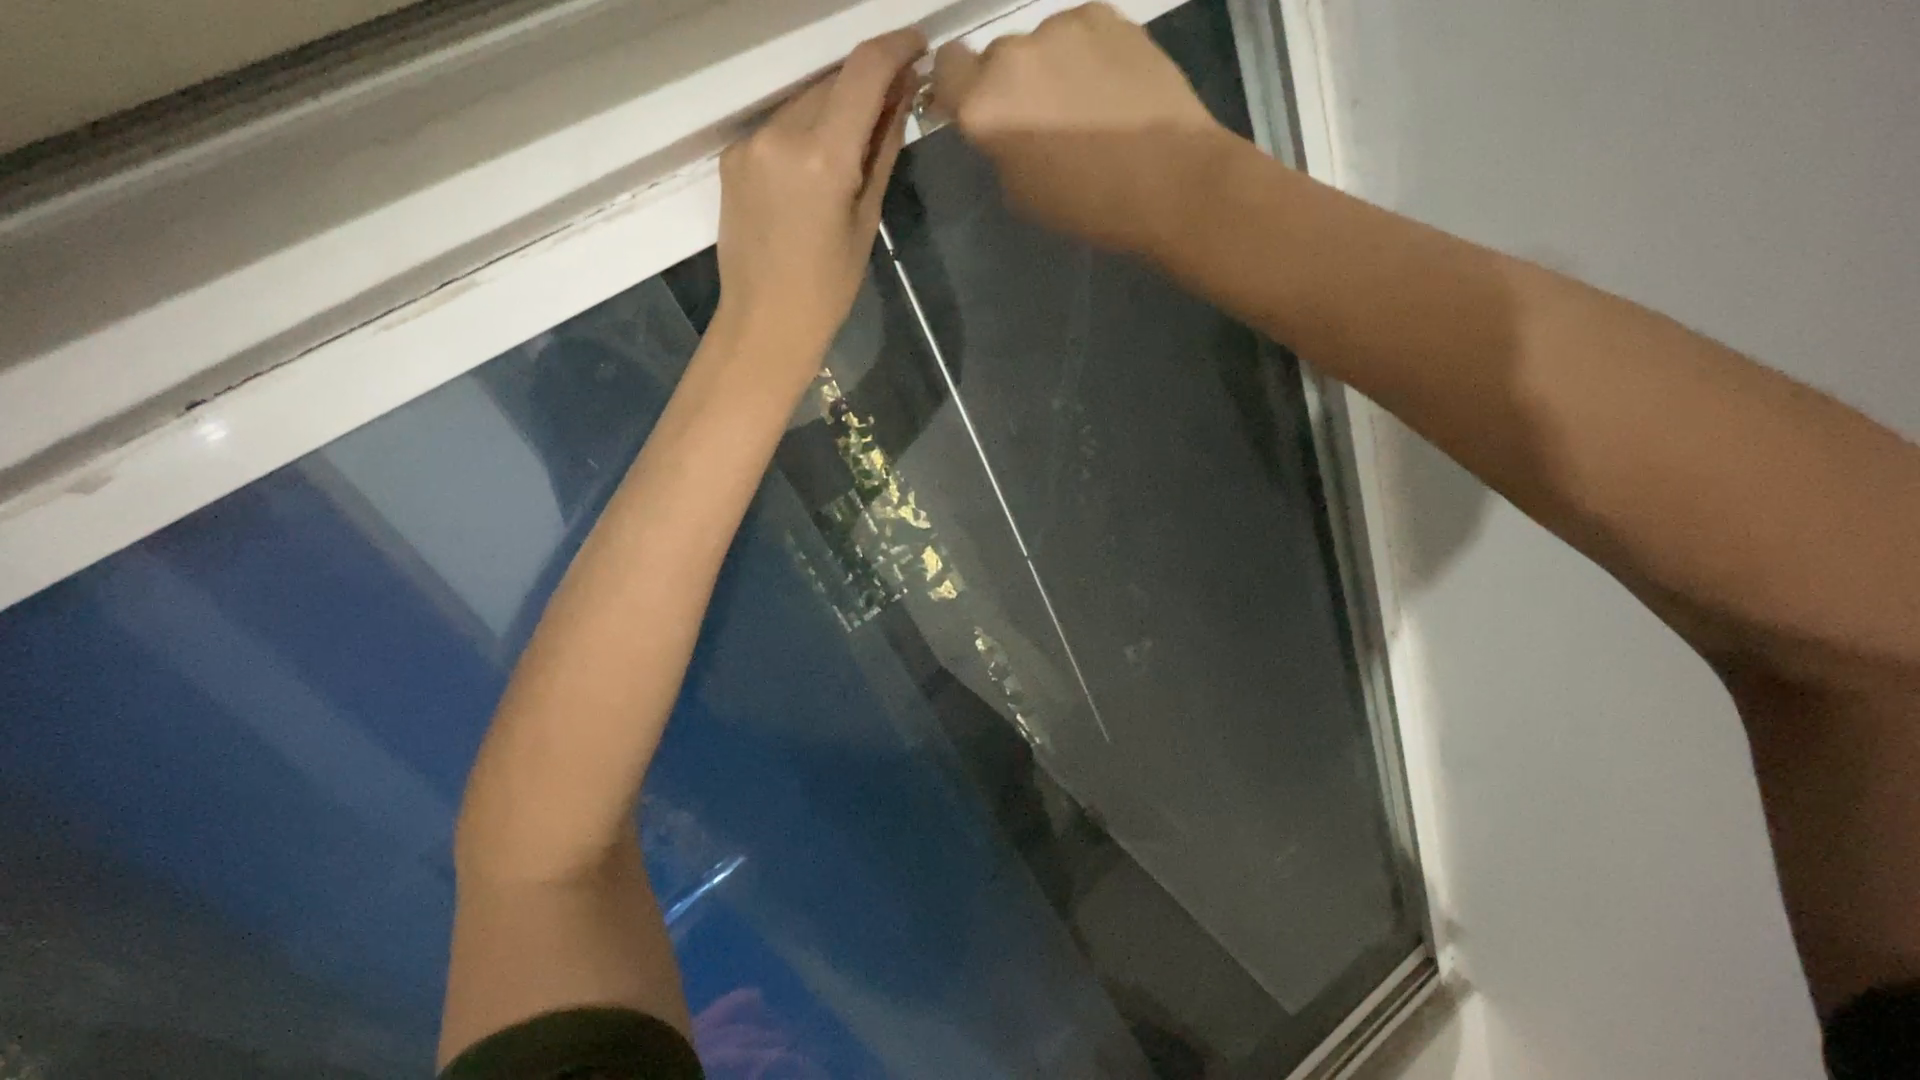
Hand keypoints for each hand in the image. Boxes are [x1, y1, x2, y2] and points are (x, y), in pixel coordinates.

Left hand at [715, 29, 923, 373]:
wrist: (765, 320)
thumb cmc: (829, 285)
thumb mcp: (867, 216)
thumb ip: (882, 146)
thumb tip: (902, 93)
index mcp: (823, 156)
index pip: (863, 70)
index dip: (896, 47)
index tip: (918, 46)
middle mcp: (780, 135)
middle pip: (833, 82)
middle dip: (867, 85)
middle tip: (896, 104)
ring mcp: (751, 143)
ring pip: (805, 101)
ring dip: (835, 108)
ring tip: (856, 144)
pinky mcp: (733, 156)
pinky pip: (780, 125)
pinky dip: (805, 130)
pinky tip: (818, 166)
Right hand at [931, 3, 1228, 253]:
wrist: (1171, 179)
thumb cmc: (1089, 203)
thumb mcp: (1021, 192)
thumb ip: (999, 146)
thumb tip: (1006, 124)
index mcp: (984, 105)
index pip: (946, 68)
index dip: (959, 86)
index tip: (977, 106)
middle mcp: (1013, 56)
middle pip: (995, 57)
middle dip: (1012, 83)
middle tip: (1044, 117)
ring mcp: (1061, 28)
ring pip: (1040, 43)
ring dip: (1051, 65)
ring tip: (1087, 102)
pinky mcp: (1105, 16)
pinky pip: (1079, 30)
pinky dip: (1086, 52)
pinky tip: (1112, 84)